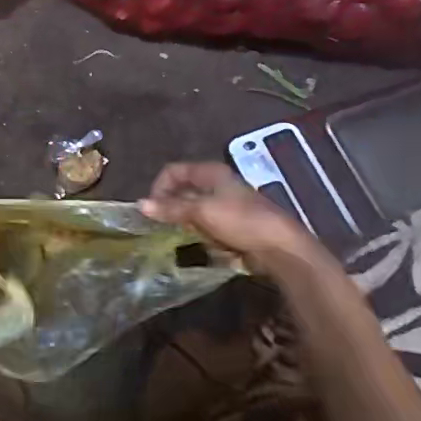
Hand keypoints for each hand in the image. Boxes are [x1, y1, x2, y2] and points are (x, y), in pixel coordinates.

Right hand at [140, 162, 324, 273]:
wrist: (281, 248)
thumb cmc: (240, 221)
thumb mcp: (201, 212)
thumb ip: (170, 208)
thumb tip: (140, 204)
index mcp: (211, 173)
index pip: (174, 171)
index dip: (159, 186)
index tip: (152, 208)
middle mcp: (218, 184)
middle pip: (183, 190)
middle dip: (170, 206)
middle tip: (161, 224)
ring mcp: (226, 205)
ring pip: (193, 209)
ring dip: (184, 221)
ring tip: (179, 235)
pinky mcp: (233, 224)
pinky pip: (206, 225)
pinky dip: (198, 232)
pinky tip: (199, 243)